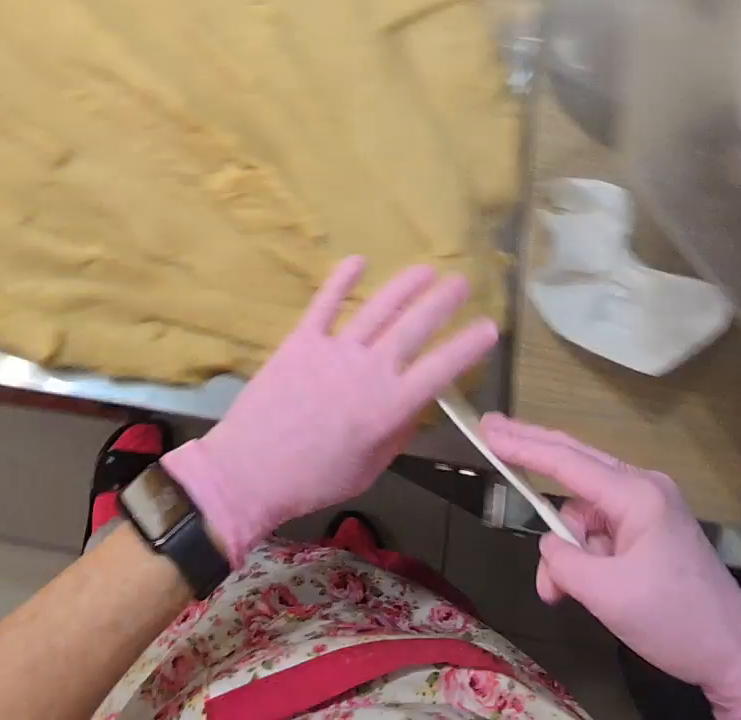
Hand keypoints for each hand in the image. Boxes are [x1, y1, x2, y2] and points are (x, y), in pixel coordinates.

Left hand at [163, 257, 496, 563]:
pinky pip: (325, 304)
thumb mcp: (369, 468)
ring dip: (405, 286)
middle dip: (443, 302)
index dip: (469, 346)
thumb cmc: (314, 480)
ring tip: (427, 269)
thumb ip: (397, 433)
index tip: (490, 327)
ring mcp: (334, 351)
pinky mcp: (301, 341)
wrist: (250, 471)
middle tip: (463, 281)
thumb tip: (415, 404)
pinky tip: (358, 260)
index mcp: (390, 407)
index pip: (441, 369)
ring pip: (378, 310)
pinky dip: (342, 280)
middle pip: (414, 327)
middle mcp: (369, 371)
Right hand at [480, 414, 740, 719]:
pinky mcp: (651, 527)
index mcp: (637, 494)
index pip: (567, 461)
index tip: (488, 429)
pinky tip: (583, 586)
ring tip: (558, 590)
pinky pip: (601, 526)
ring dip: (564, 542)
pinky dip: (583, 551)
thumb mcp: (606, 595)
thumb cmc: (675, 622)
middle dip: (531, 452)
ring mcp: (650, 506)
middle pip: (574, 461)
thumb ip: (563, 560)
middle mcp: (644, 488)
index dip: (522, 445)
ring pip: (583, 506)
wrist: (739, 659)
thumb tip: (551, 545)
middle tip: (490, 431)